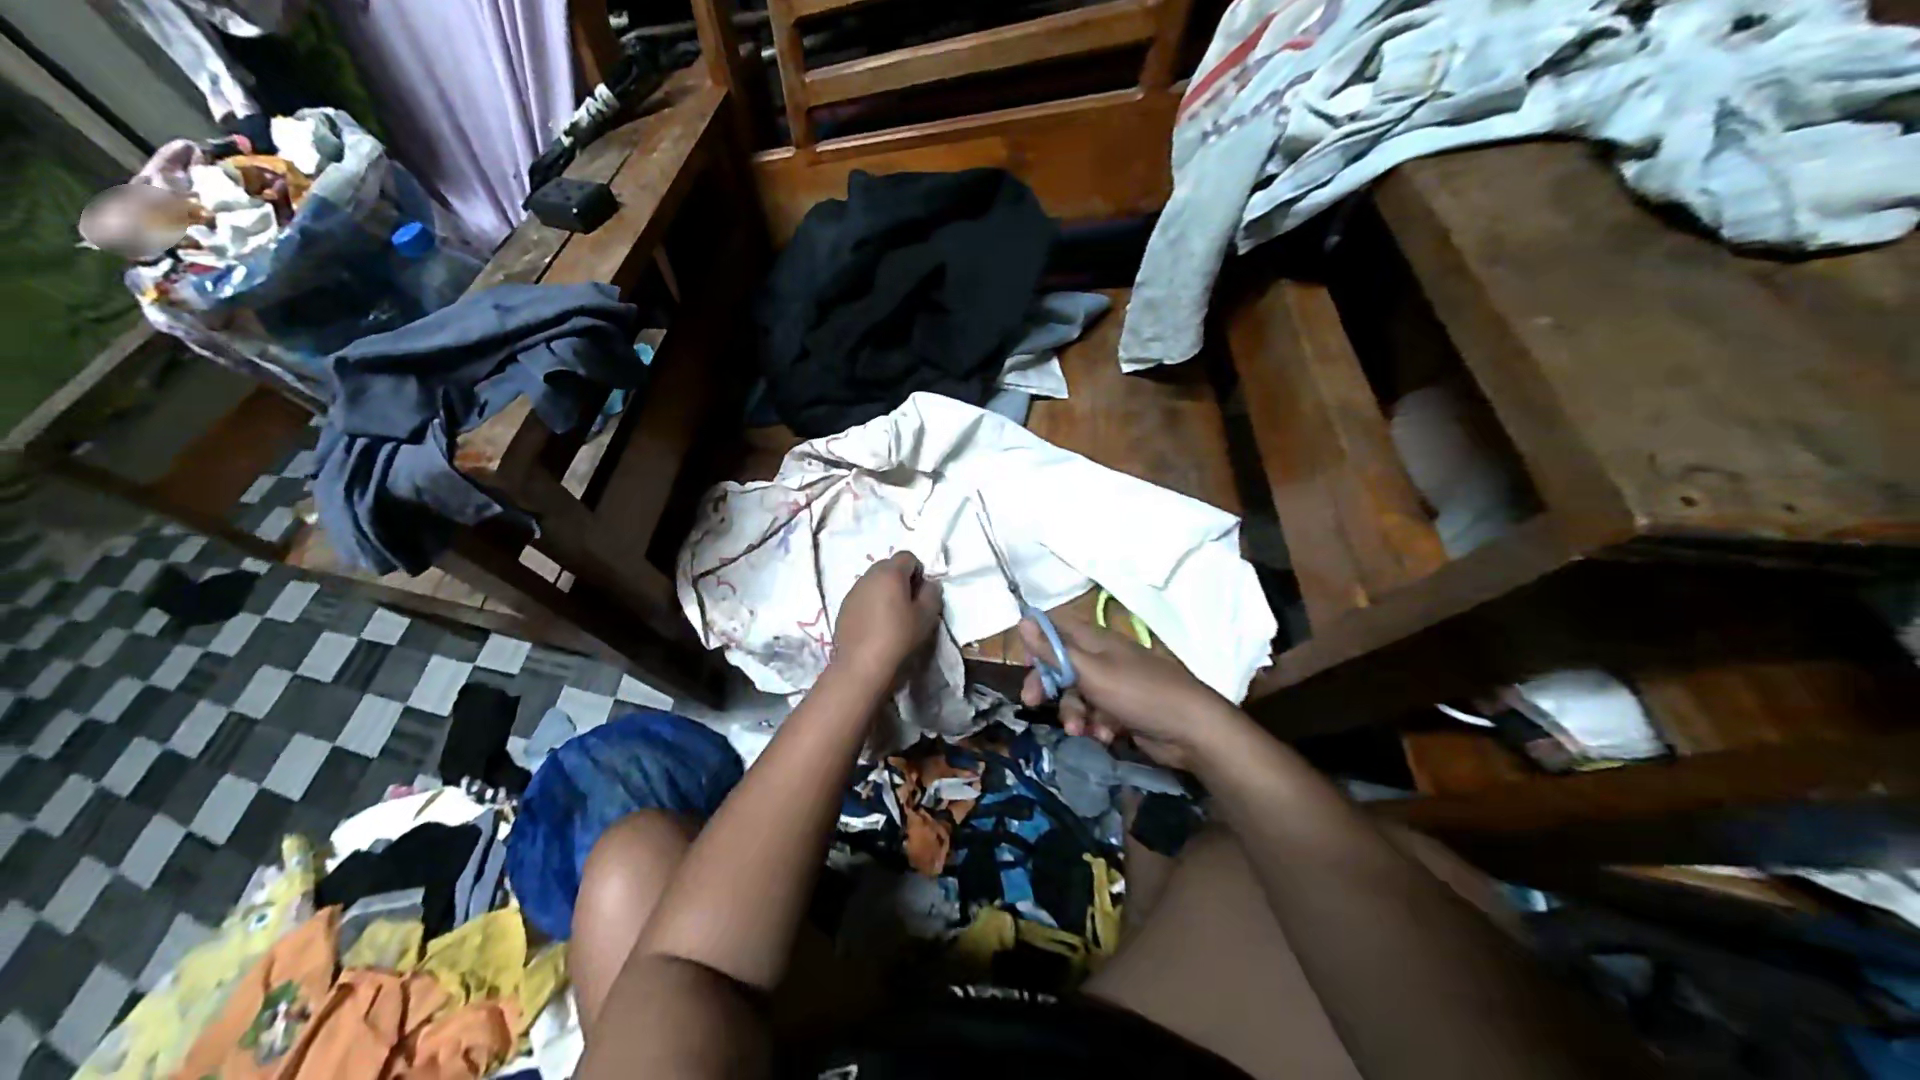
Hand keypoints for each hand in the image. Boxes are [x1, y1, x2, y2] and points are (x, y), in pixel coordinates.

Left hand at [831, 552, 943, 688]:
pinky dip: (871, 602)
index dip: (918, 570)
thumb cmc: (898, 636)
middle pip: (889, 566)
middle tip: (909, 602)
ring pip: (874, 581)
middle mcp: (868, 575)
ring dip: (885, 590)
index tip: (921, 592)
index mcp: (890, 572)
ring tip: (891, 615)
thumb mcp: (927, 616)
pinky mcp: (843, 606)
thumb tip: (929, 583)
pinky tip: (875, 624)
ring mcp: (853, 590)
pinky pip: (862, 595)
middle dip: (901, 578)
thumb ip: (932, 593)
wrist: (861, 664)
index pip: (907, 556)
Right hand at [1019, 616, 1244, 769]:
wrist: (1192, 730)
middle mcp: (1103, 658)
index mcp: (1096, 639)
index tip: (1025, 662)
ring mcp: (1114, 685)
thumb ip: (1055, 650)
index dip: (1038, 642)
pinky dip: (1096, 726)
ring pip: (1077, 695)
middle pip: (1061, 665)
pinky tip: (1105, 737)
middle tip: (1033, 704)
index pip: (1057, 628)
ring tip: (1080, 730)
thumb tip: (1022, 618)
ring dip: (1073, 713)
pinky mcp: (1123, 710)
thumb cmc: (1138, 693)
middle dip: (1048, 686)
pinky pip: (1096, 714)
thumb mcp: (1090, 672)